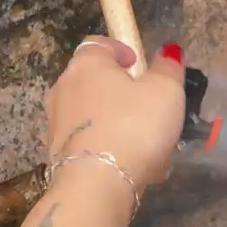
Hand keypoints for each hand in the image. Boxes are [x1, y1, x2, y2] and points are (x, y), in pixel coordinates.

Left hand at [45, 37, 185, 188]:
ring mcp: (57, 122)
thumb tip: (168, 51)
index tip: (138, 63)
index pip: (98, 44)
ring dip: (114, 121)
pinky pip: (89, 141)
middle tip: (147, 105)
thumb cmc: (134, 126)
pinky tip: (129, 163)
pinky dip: (107, 146)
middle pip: (94, 80)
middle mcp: (64, 88)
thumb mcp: (166, 92)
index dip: (120, 50)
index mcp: (87, 65)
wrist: (98, 183)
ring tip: (143, 141)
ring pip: (92, 114)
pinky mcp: (58, 153)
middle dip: (119, 90)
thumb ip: (168, 68)